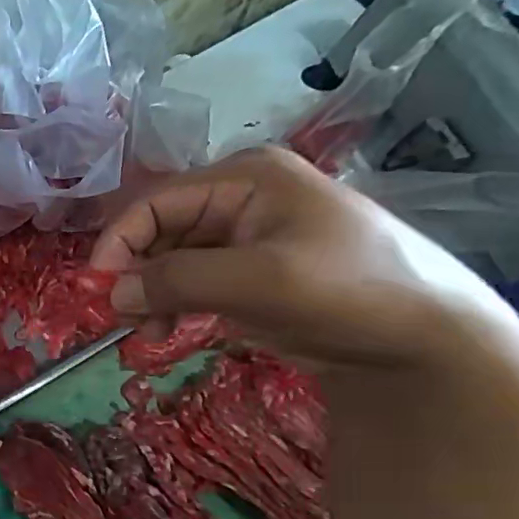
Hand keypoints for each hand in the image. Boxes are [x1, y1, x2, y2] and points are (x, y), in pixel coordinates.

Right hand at [90, 146, 518, 372]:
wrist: (422, 340)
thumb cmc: (347, 292)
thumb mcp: (259, 282)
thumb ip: (179, 281)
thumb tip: (110, 293)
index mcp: (243, 178)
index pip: (154, 202)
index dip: (117, 244)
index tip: (96, 291)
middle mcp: (237, 198)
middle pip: (158, 231)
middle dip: (134, 275)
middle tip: (123, 322)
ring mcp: (243, 237)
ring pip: (169, 261)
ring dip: (150, 296)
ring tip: (149, 335)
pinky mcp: (246, 273)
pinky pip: (190, 283)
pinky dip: (171, 307)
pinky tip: (169, 332)